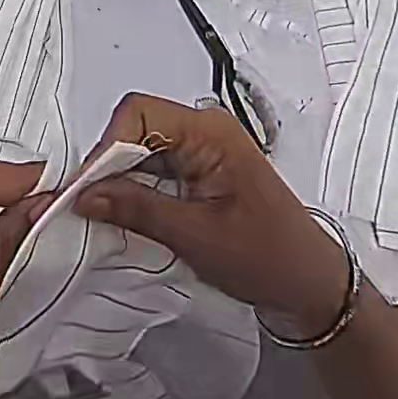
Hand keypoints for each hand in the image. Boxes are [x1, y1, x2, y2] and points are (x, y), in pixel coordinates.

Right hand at [74, 93, 351, 333]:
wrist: (311, 285)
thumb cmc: (271, 257)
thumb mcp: (196, 236)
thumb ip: (138, 208)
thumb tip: (87, 194)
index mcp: (210, 132)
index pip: (139, 113)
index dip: (106, 146)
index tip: (86, 185)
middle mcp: (204, 130)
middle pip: (135, 125)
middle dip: (108, 162)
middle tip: (87, 201)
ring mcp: (201, 148)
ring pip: (140, 145)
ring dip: (119, 175)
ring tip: (102, 210)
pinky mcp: (197, 168)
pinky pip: (153, 164)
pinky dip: (133, 186)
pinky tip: (124, 210)